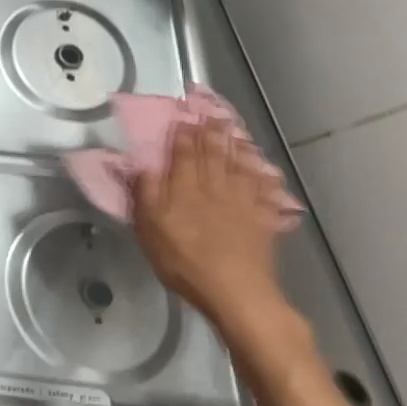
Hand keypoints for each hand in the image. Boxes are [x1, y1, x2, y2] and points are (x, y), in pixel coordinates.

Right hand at [133, 119, 287, 328]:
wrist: (235, 292)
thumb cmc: (183, 260)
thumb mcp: (149, 227)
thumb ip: (145, 192)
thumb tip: (140, 163)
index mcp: (185, 188)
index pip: (184, 154)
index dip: (184, 134)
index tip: (185, 115)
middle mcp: (215, 188)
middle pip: (214, 155)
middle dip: (212, 133)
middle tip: (213, 114)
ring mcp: (243, 203)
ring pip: (240, 167)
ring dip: (238, 147)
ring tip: (236, 131)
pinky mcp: (263, 220)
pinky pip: (265, 191)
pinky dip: (265, 176)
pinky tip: (266, 169)